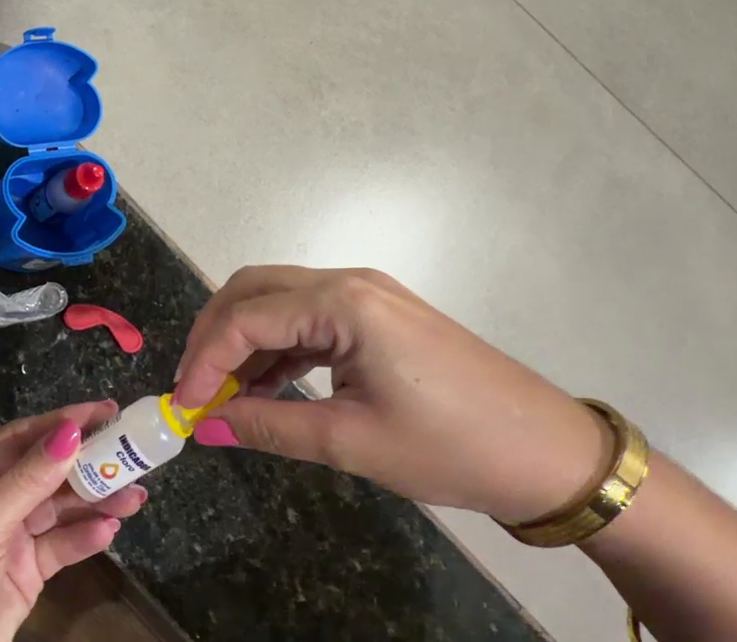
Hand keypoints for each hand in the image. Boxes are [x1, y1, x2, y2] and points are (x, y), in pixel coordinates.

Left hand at [0, 402, 147, 641]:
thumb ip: (28, 480)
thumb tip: (70, 431)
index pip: (23, 437)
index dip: (63, 422)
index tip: (105, 411)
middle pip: (48, 470)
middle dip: (88, 462)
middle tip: (132, 452)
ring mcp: (12, 533)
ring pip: (61, 507)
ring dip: (96, 500)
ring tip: (134, 495)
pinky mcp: (29, 568)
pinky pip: (62, 544)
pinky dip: (86, 536)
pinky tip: (109, 529)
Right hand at [173, 266, 611, 523]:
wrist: (553, 456)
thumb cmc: (453, 447)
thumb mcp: (352, 442)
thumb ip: (270, 426)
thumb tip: (207, 426)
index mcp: (343, 303)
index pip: (245, 318)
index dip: (204, 360)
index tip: (183, 406)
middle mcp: (348, 282)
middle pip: (253, 291)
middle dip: (214, 336)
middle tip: (194, 388)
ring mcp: (366, 294)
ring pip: (277, 301)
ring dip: (243, 341)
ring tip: (222, 394)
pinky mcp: (379, 314)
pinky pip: (308, 317)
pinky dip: (277, 347)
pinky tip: (264, 386)